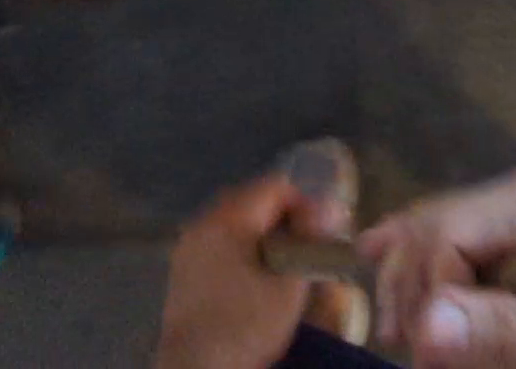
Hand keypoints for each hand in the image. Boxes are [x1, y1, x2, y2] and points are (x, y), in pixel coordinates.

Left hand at [155, 174, 344, 368]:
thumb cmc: (245, 329)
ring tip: (285, 258)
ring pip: (237, 219)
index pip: (275, 186)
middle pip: (254, 199)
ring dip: (263, 230)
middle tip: (306, 243)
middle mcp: (202, 224)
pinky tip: (257, 272)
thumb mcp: (290, 286)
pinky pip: (220, 239)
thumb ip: (310, 240)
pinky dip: (243, 246)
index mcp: (227, 220)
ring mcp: (187, 247)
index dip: (305, 203)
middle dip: (284, 215)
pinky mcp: (182, 271)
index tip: (320, 231)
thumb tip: (333, 205)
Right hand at [358, 168, 515, 368]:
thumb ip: (505, 331)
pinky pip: (443, 244)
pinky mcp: (503, 234)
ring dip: (409, 286)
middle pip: (428, 226)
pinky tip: (401, 295)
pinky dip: (420, 274)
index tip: (423, 351)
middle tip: (403, 350)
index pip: (445, 231)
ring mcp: (509, 210)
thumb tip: (424, 325)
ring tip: (407, 340)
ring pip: (427, 233)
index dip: (423, 291)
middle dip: (406, 288)